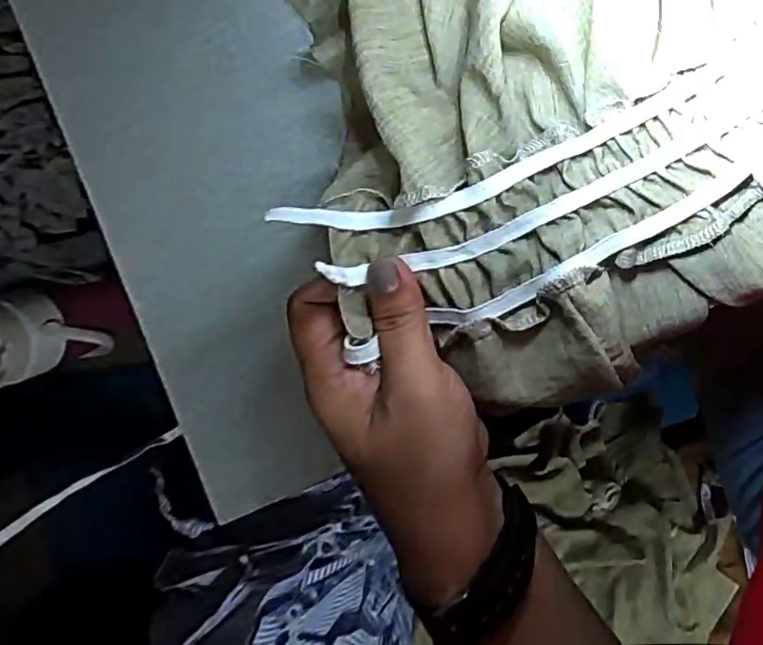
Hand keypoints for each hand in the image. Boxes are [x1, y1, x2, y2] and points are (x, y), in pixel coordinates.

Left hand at [288, 259, 501, 607]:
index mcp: (327, 378)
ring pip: (379, 324)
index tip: (386, 254)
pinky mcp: (408, 385)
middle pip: (344, 312)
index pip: (308, 310)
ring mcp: (376, 381)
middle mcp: (344, 375)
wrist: (454, 508)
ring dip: (404, 299)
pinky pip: (405, 339)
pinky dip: (423, 318)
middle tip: (423, 254)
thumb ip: (400, 324)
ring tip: (442, 270)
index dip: (338, 277)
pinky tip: (453, 303)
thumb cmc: (426, 450)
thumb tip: (385, 264)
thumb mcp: (415, 382)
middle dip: (377, 281)